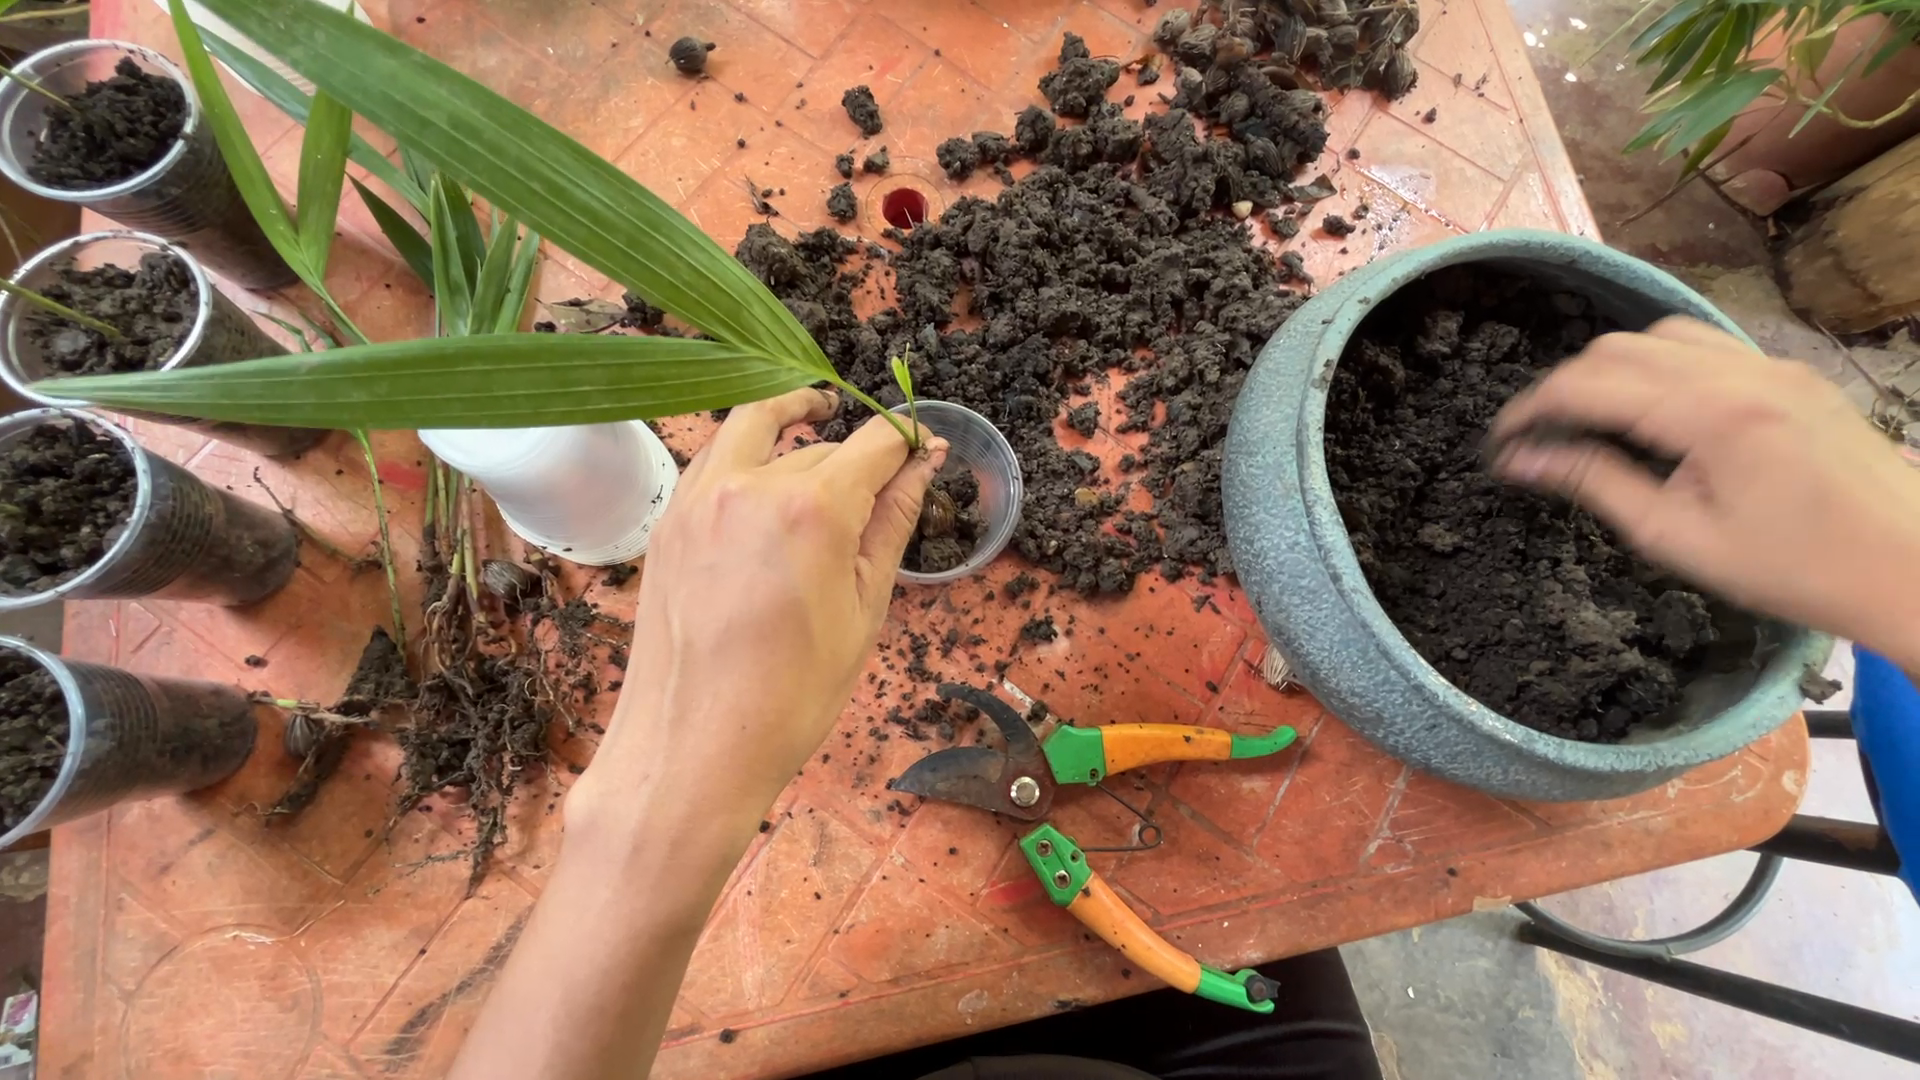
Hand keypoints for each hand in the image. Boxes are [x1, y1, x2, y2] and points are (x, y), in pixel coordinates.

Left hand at [570, 388, 946, 839]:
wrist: (695, 746)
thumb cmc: (796, 692)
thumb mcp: (864, 608)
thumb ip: (892, 523)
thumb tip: (923, 464)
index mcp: (812, 508)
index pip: (874, 444)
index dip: (908, 440)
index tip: (927, 449)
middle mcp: (749, 484)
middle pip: (821, 446)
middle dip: (859, 457)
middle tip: (883, 486)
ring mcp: (698, 498)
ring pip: (757, 433)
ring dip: (794, 422)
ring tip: (819, 420)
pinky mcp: (668, 520)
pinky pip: (715, 460)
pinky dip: (746, 450)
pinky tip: (764, 476)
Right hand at [1488, 316, 1919, 669]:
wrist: (1916, 568)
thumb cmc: (1788, 566)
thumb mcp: (1670, 534)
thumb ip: (1591, 483)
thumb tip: (1516, 461)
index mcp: (1711, 416)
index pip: (1587, 386)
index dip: (1529, 409)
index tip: (1498, 441)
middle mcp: (1742, 374)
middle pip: (1615, 350)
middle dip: (1560, 388)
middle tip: (1537, 436)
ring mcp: (1772, 367)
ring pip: (1656, 336)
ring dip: (1605, 369)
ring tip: (1585, 417)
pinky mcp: (1789, 375)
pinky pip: (1701, 344)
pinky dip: (1653, 363)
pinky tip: (1644, 405)